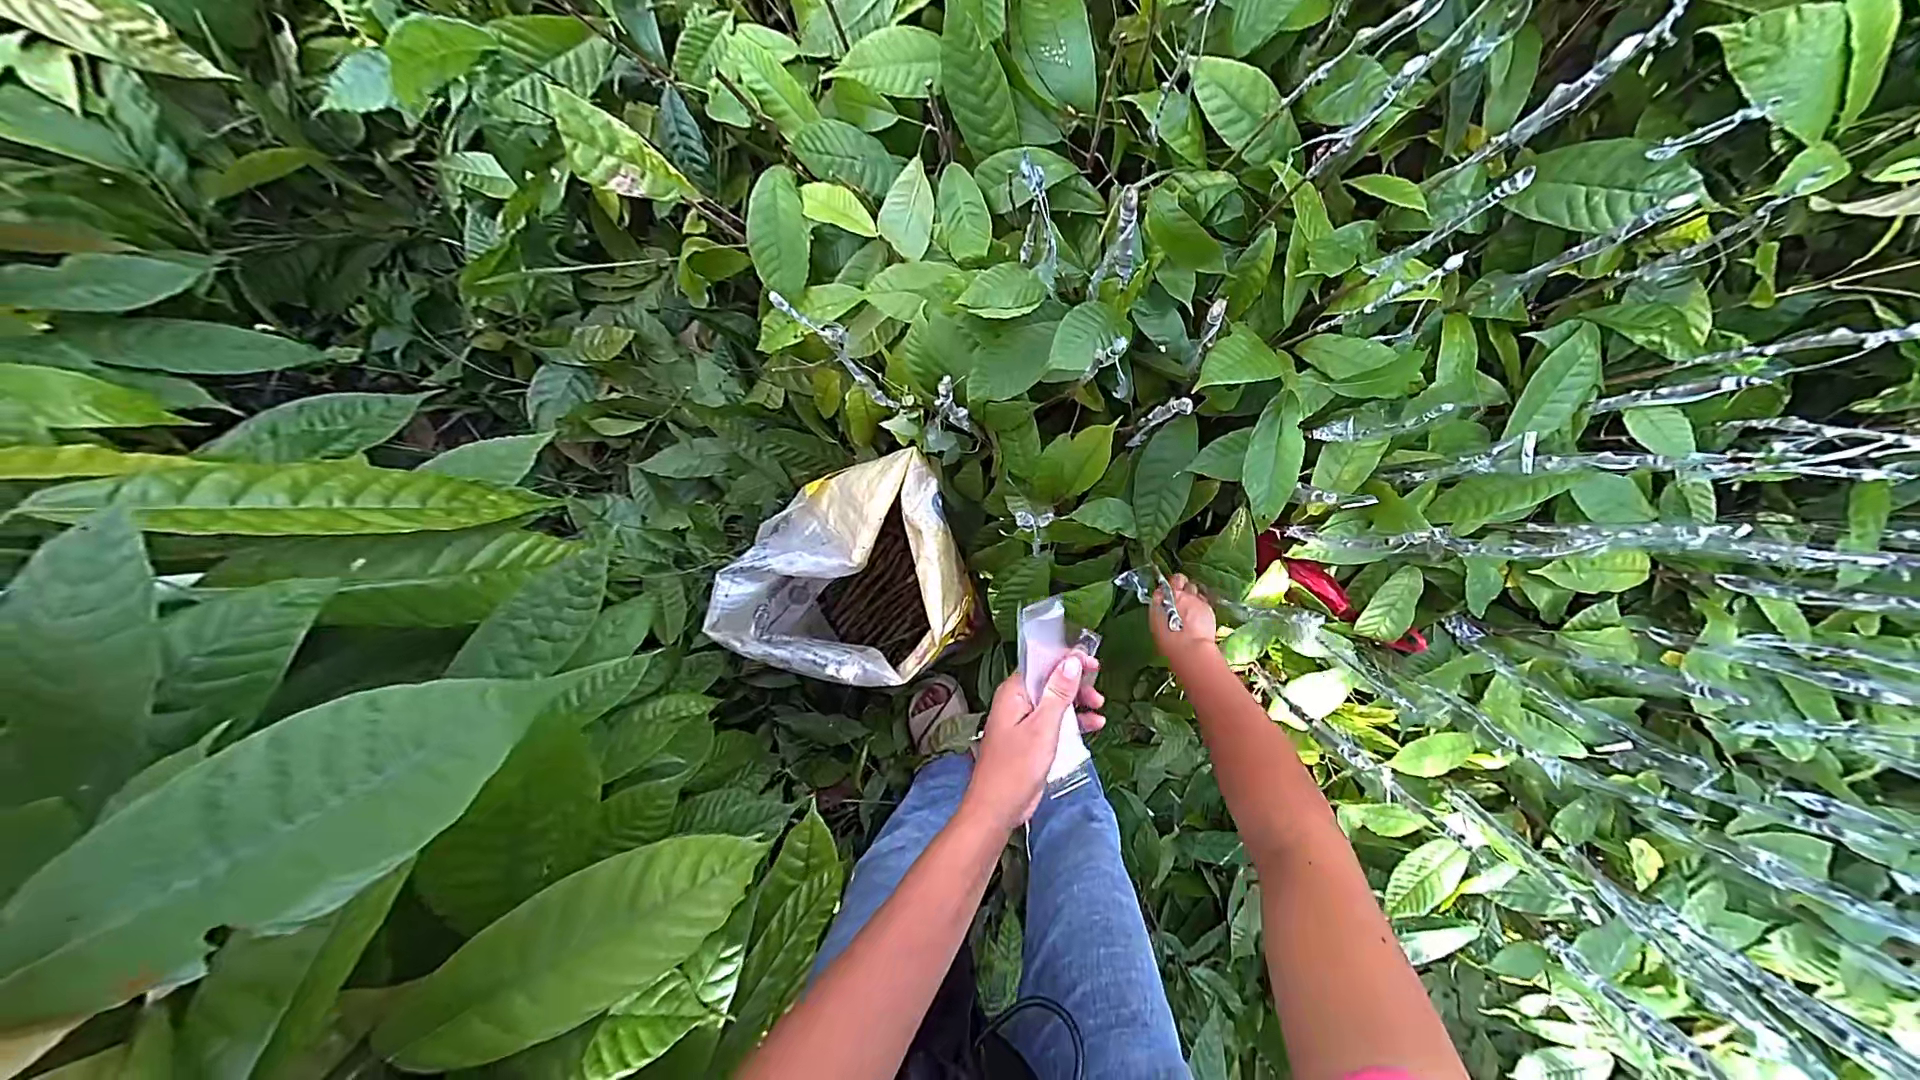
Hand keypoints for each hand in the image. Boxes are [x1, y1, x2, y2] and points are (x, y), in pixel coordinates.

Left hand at [960, 650, 1104, 833]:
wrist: (997, 808)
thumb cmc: (1016, 768)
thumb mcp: (1043, 727)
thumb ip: (1058, 693)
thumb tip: (1071, 662)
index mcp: (1014, 692)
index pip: (1042, 663)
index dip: (1067, 659)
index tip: (1091, 663)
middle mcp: (1016, 701)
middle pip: (1050, 680)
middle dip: (1076, 683)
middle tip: (1097, 691)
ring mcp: (1022, 720)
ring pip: (1054, 700)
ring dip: (1077, 702)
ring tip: (1099, 708)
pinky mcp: (1029, 738)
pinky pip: (1054, 720)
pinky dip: (1072, 721)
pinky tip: (1093, 725)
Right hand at [1150, 573, 1219, 664]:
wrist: (1189, 646)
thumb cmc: (1168, 638)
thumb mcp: (1156, 622)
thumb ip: (1158, 607)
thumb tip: (1161, 600)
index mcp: (1163, 597)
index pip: (1164, 584)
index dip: (1166, 588)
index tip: (1167, 594)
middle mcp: (1179, 593)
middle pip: (1180, 579)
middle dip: (1180, 583)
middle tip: (1180, 595)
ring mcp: (1195, 598)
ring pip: (1193, 587)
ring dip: (1192, 592)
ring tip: (1191, 604)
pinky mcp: (1207, 606)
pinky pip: (1203, 598)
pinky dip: (1201, 603)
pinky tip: (1199, 613)